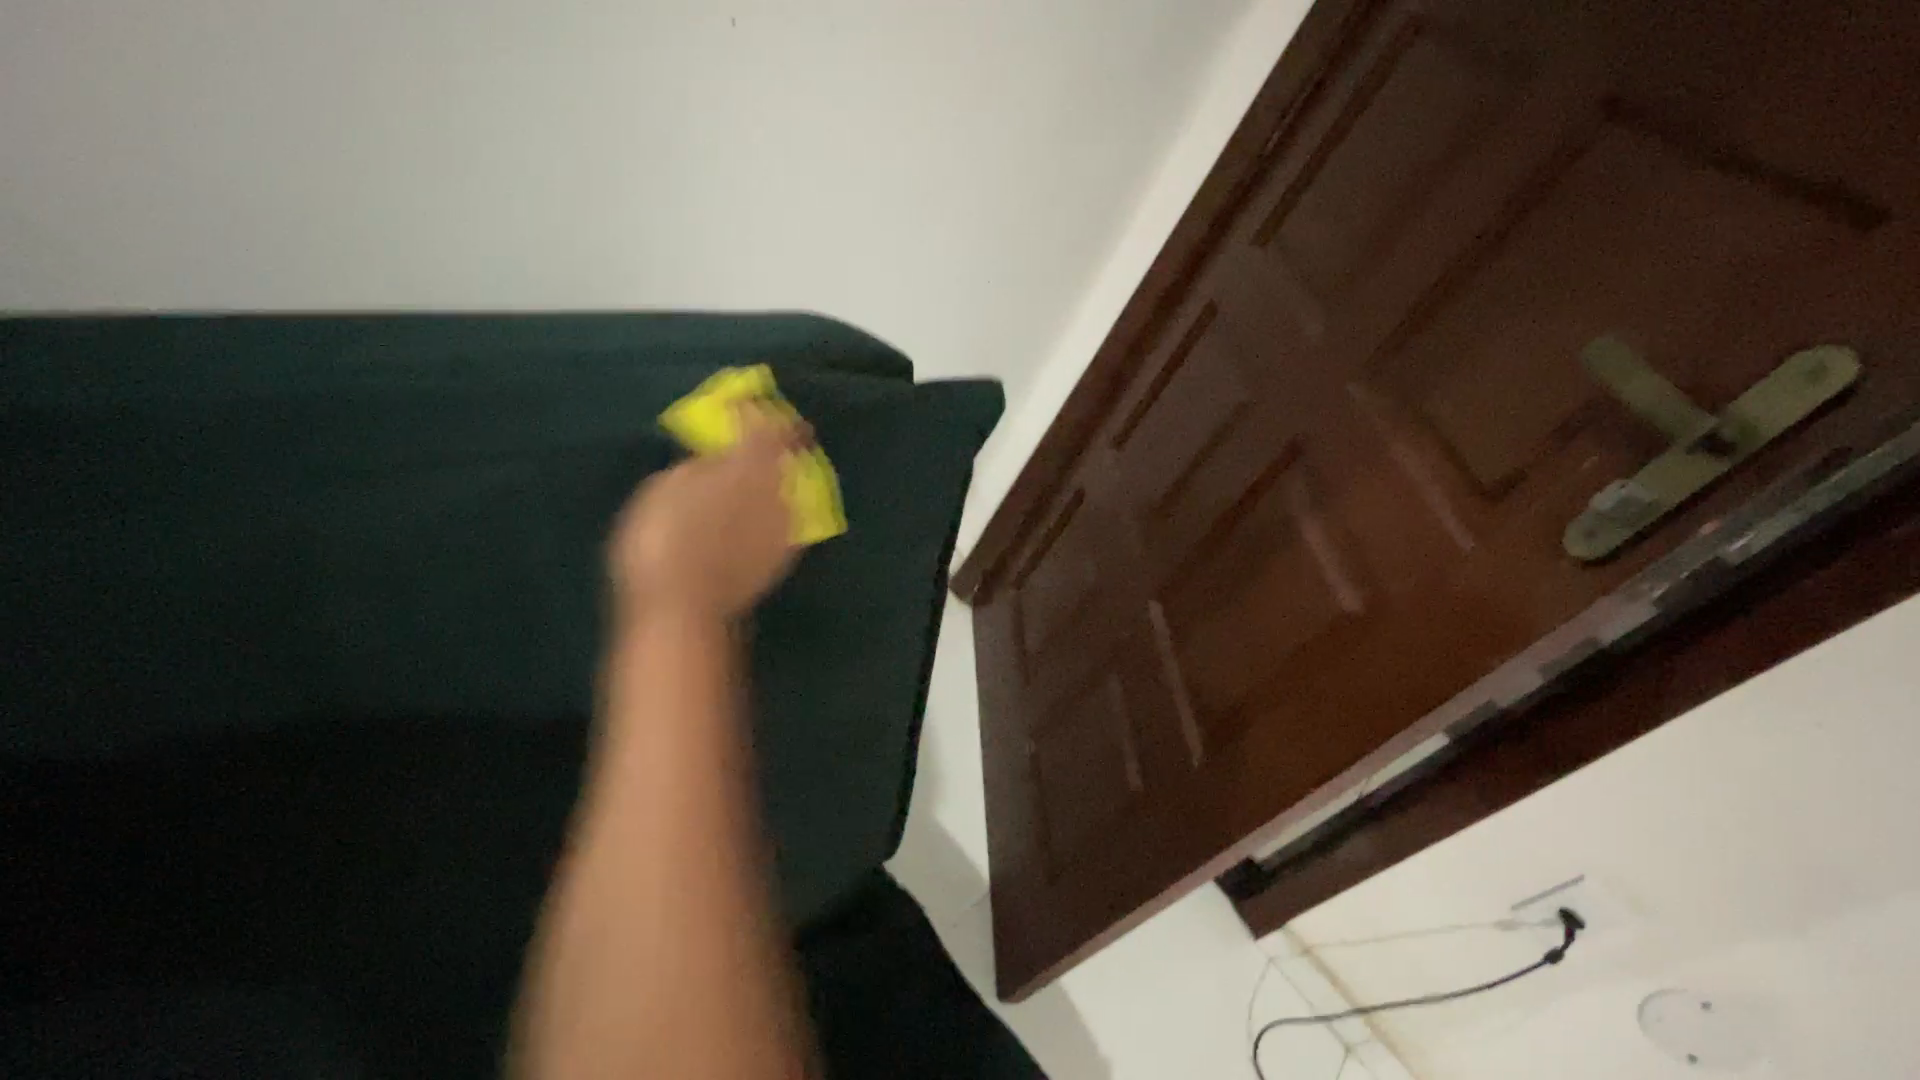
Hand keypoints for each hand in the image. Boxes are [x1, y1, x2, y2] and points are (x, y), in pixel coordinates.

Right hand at [609, 406, 805, 622]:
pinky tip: (771, 508)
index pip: (763, 425)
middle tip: (769, 430)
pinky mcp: (783, 557)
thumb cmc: (661, 542)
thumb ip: (700, 467)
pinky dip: (781, 507)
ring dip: (782, 472)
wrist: (684, 610)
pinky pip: (788, 520)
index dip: (756, 410)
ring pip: (791, 486)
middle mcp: (775, 489)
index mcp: (746, 464)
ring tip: (769, 467)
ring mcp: (784, 525)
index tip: (748, 403)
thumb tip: (718, 457)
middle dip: (778, 438)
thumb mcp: (667, 488)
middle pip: (786, 453)